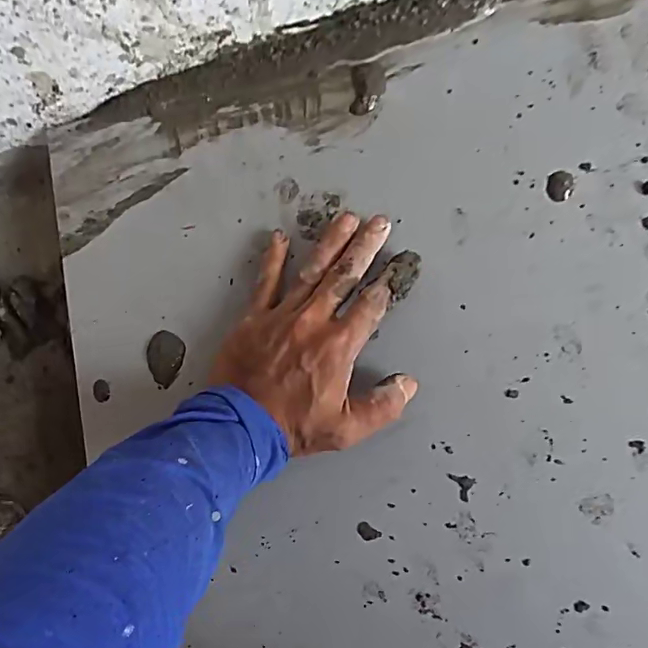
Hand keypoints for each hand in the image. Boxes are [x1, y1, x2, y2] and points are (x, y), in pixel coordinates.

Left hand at [209, 213, 419, 455]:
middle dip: (364, 248)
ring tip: (345, 219)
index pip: (369, 307)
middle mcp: (313, 322)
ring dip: (330, 243)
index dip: (386, 285)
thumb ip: (382, 407)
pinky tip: (278, 238)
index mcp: (338, 346)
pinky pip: (265, 283)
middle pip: (344, 276)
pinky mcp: (254, 319)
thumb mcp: (346, 428)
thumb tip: (407, 385)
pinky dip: (272, 260)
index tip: (396, 269)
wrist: (240, 425)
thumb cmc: (292, 426)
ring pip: (311, 271)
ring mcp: (282, 316)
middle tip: (378, 223)